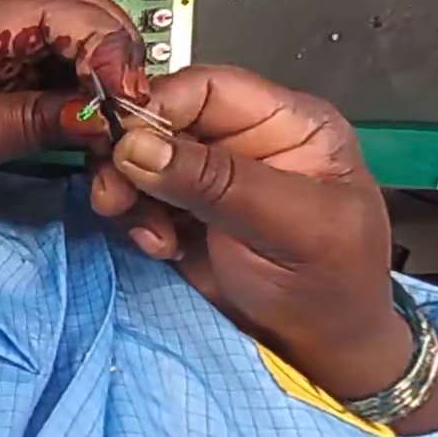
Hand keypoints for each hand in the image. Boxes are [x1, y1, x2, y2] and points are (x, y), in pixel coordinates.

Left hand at [0, 0, 141, 257]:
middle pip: (72, 13)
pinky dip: (88, 96)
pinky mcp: (9, 88)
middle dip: (111, 49)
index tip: (124, 91)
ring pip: (73, 45)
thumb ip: (31, 120)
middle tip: (132, 98)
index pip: (52, 8)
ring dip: (104, 73)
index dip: (99, 40)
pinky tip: (99, 121)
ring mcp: (1, 59)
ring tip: (121, 114)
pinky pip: (62, 79)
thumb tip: (102, 114)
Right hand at [90, 65, 437, 432]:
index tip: (118, 142)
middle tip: (113, 196)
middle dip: (128, 157)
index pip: (204, 87)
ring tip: (148, 233)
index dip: (156, 106)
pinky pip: (130, 191)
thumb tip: (131, 143)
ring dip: (127, 193)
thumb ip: (212, 180)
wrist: (309, 349)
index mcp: (283, 123)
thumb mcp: (285, 227)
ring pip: (133, 155)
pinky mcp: (170, 202)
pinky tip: (159, 245)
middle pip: (156, 119)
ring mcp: (199, 172)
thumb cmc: (324, 284)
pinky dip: (132, 218)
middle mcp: (234, 138)